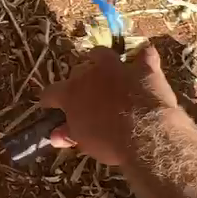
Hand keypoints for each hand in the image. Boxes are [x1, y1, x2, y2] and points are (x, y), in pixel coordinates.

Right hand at [41, 45, 178, 165]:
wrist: (147, 138)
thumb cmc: (110, 144)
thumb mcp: (84, 142)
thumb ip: (68, 134)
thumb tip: (55, 135)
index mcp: (71, 93)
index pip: (51, 93)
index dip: (50, 101)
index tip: (50, 107)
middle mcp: (90, 74)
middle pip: (77, 72)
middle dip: (79, 83)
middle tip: (86, 98)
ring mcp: (118, 68)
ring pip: (103, 54)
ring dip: (101, 60)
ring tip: (105, 69)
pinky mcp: (144, 69)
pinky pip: (144, 55)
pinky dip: (142, 59)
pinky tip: (143, 64)